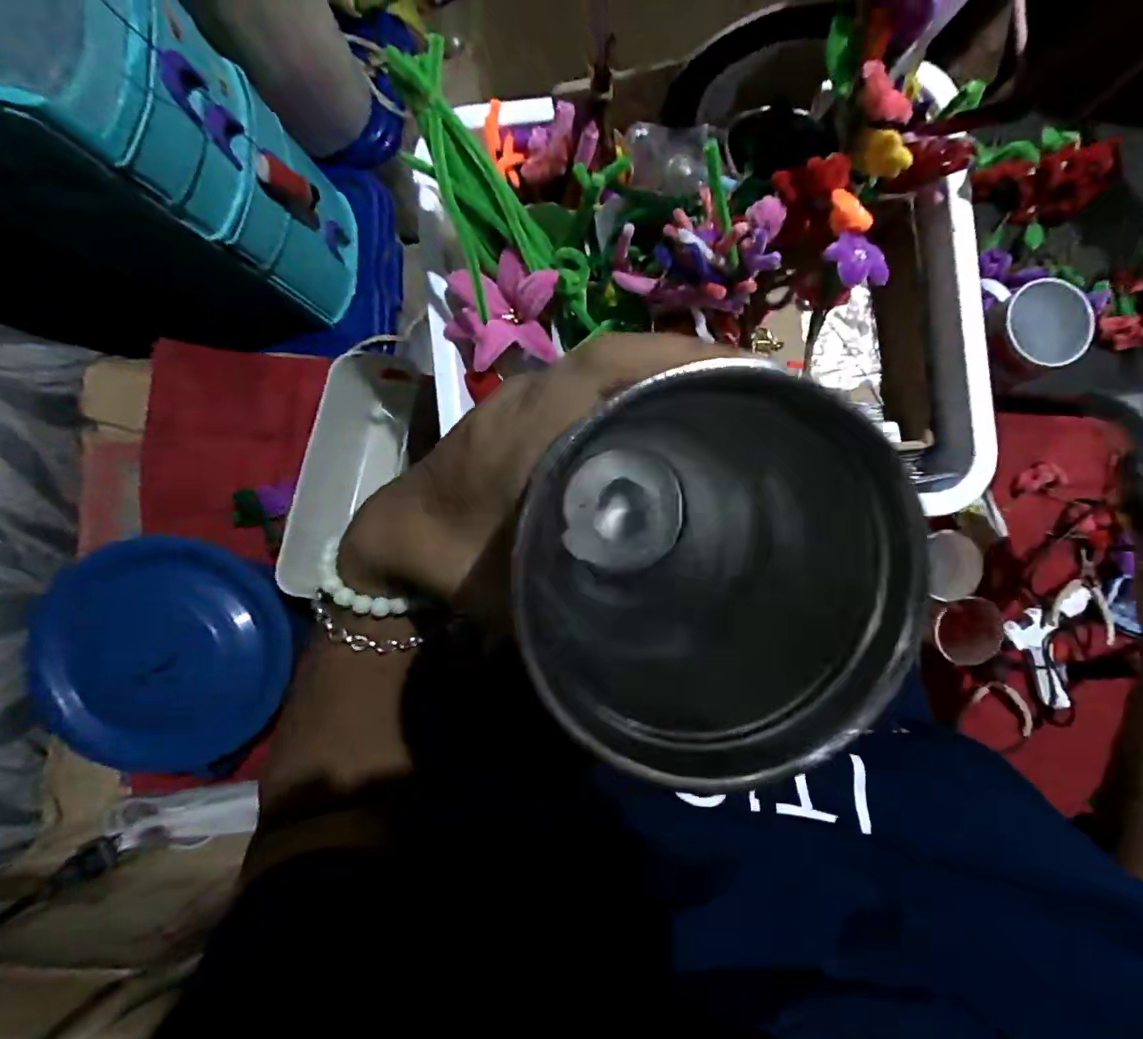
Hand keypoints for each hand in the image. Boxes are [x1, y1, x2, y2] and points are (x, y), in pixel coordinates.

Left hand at [336, 334, 738, 626]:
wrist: (394, 543)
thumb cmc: (460, 561)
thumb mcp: (530, 579)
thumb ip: (594, 572)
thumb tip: (669, 575)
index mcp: (539, 418)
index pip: (617, 363)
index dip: (684, 360)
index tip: (745, 371)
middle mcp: (536, 391)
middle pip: (623, 355)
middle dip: (688, 361)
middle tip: (748, 385)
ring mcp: (527, 395)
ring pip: (608, 366)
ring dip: (662, 371)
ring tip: (719, 393)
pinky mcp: (524, 410)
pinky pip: (590, 384)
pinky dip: (634, 387)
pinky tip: (660, 415)